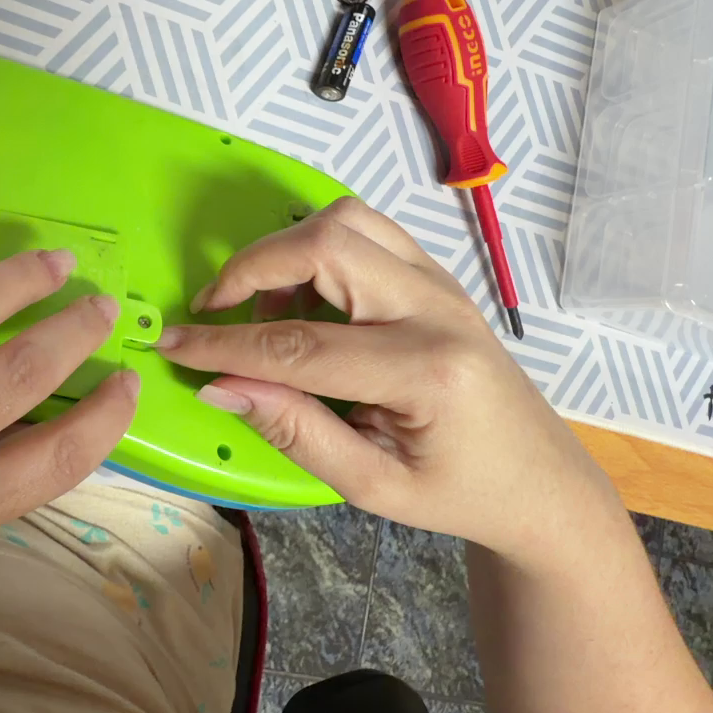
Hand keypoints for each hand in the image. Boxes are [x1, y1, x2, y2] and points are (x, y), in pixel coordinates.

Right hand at [155, 198, 617, 561]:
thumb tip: (218, 384)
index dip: (222, 344)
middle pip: (326, 243)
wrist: (542, 482)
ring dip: (286, 251)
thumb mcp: (370, 483)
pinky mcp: (434, 276)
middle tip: (214, 309)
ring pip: (346, 220)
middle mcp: (436, 308)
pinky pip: (364, 231)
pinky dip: (315, 250)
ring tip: (264, 306)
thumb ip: (292, 429)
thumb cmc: (458, 493)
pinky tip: (304, 300)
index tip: (170, 343)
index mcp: (425, 371)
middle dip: (251, 268)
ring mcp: (440, 282)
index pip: (298, 345)